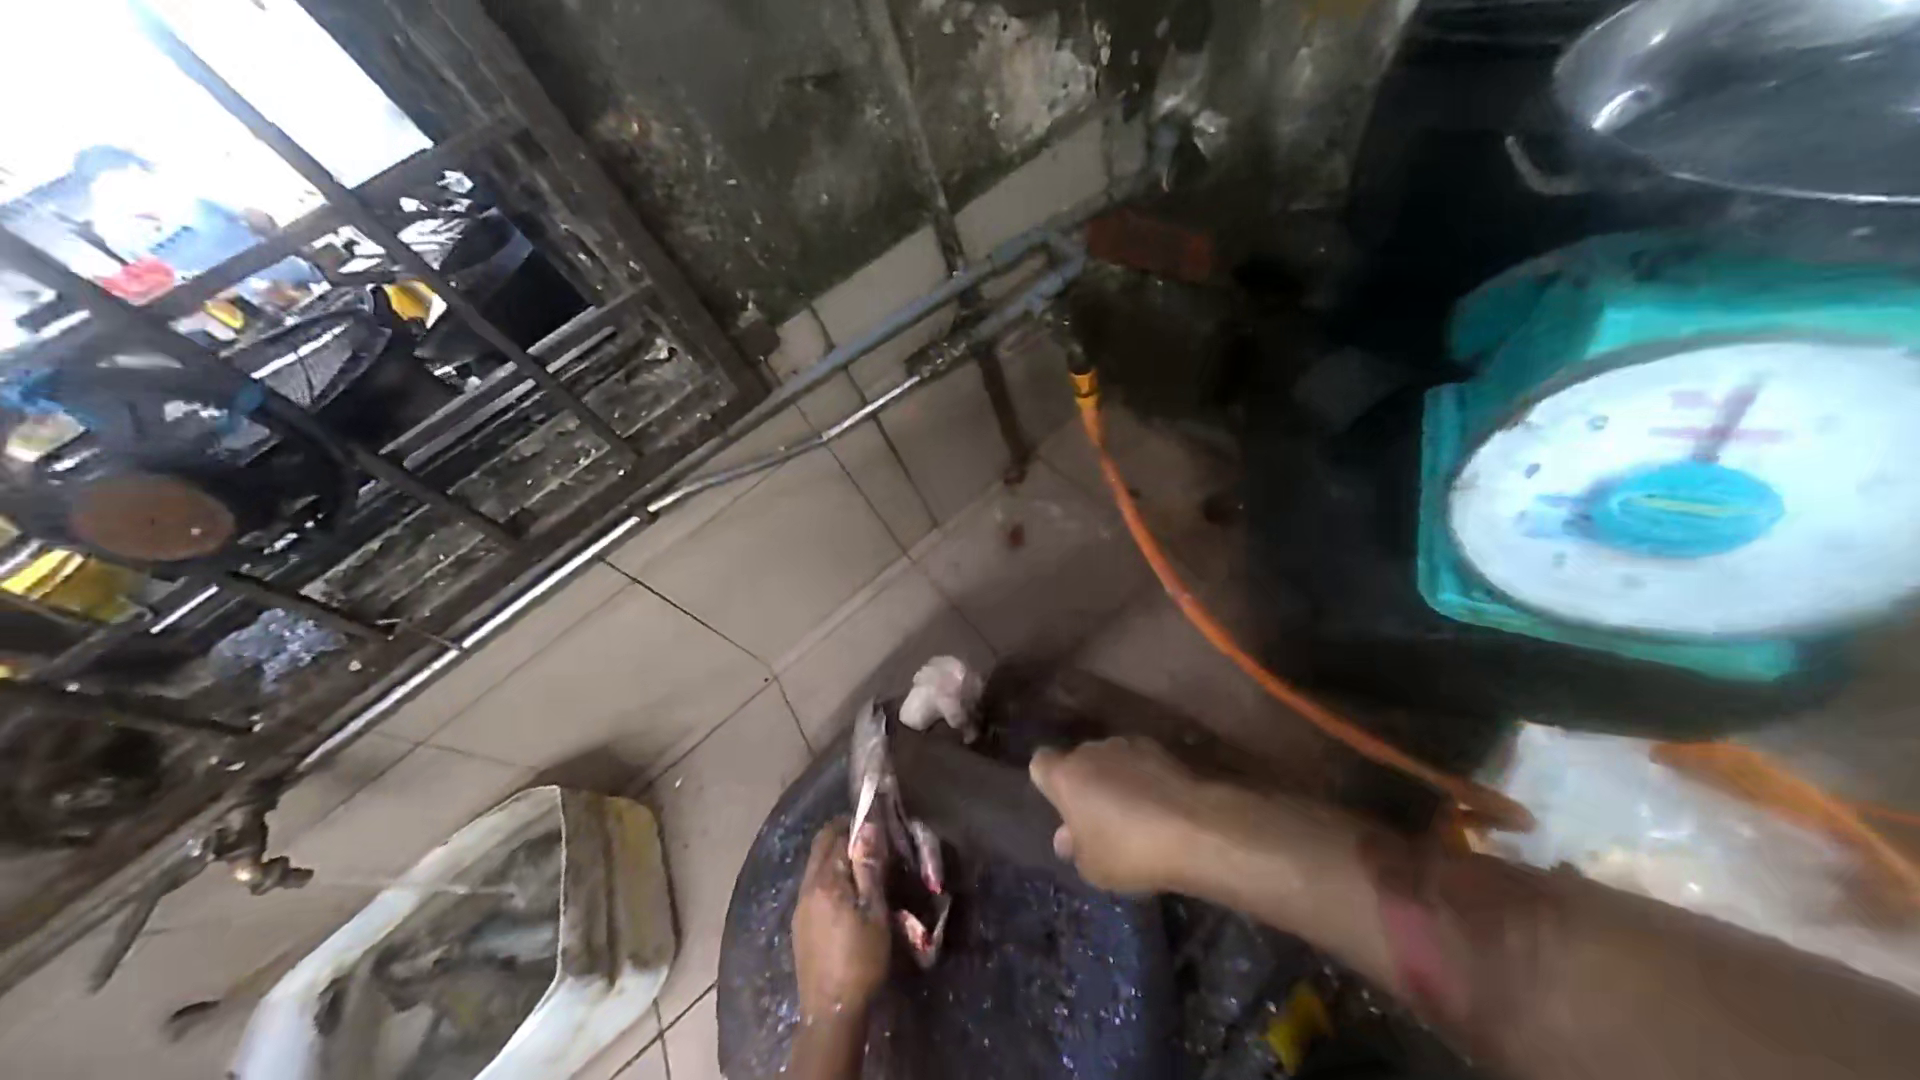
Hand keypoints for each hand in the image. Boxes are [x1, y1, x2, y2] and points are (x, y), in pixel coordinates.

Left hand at [792, 818, 889, 1020]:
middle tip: (870, 841)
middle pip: (821, 846)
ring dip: (835, 857)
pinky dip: (829, 877)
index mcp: (825, 880)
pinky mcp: (799, 924)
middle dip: (842, 835)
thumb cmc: (861, 959)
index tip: (876, 823)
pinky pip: (814, 885)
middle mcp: (806, 887)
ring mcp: (800, 906)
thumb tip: (867, 826)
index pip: (835, 834)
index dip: (855, 823)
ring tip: (862, 867)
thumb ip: (869, 867)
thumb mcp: (875, 910)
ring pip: (816, 866)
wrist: (831, 1011)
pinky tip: (847, 894)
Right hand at [1028, 736, 1212, 894]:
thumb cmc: (1130, 851)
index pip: (1040, 764)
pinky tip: (1159, 805)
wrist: (1195, 829)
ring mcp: (1126, 746)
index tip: (1063, 809)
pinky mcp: (1160, 749)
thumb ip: (1075, 847)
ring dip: (1113, 778)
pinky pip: (1138, 762)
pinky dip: (1143, 777)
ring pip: (1109, 759)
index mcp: (1065, 776)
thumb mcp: (1092, 867)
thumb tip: (1068, 836)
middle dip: (1084, 783)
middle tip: (1098, 819)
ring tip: (1134, 812)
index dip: (1048, 783)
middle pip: (1077, 761)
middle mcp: (1091, 752)